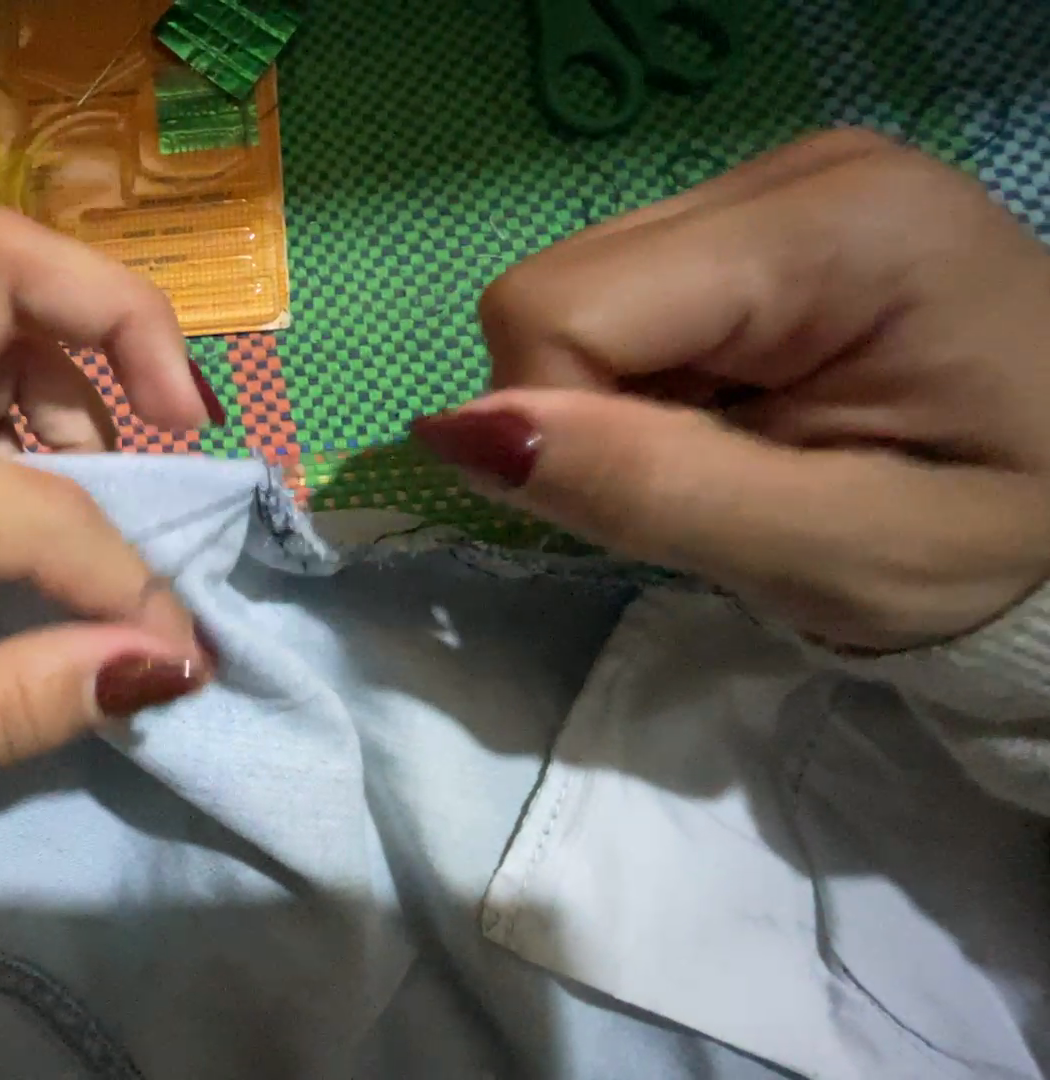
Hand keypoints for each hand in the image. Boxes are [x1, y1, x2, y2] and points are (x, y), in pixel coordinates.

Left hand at [0, 210, 224, 830]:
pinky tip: (49, 474)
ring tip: (112, 473)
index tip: (171, 647)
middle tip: (186, 416)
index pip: (20, 502)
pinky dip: (45, 389)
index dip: (119, 574)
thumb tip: (155, 665)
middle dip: (120, 317)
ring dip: (83, 363)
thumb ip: (3, 711)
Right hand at [415, 130, 1049, 649]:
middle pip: (542, 297)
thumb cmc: (990, 549)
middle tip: (689, 464)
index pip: (555, 312)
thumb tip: (448, 432)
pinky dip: (616, 383)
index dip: (556, 424)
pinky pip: (588, 310)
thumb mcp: (824, 551)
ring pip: (550, 304)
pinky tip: (710, 406)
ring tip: (712, 436)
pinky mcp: (732, 230)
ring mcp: (757, 194)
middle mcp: (783, 177)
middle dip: (571, 410)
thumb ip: (635, 486)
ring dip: (595, 400)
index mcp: (831, 228)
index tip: (652, 489)